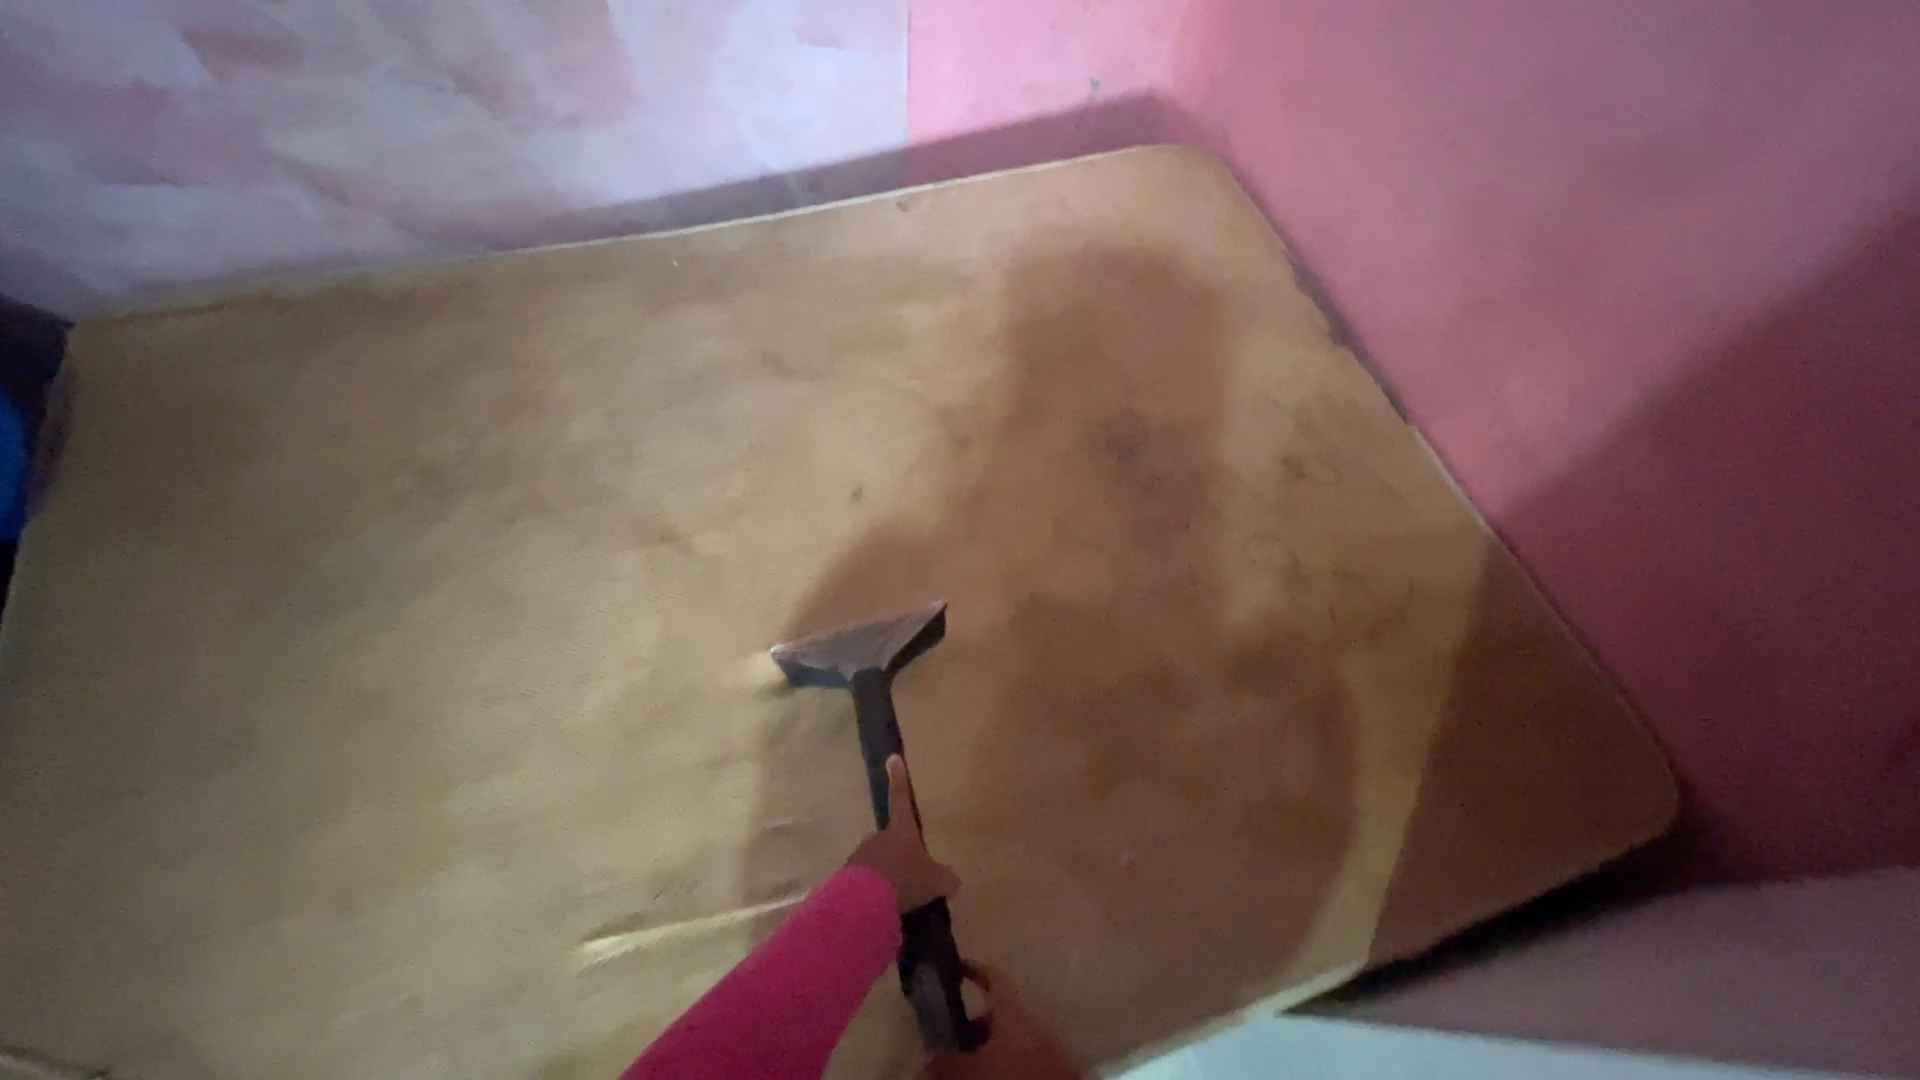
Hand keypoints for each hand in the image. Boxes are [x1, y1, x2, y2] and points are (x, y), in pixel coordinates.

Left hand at [846, 755, 959, 911]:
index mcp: (901, 830)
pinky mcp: (847, 878)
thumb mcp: (936, 881)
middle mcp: (878, 837)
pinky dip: (874, 891)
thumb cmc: (905, 880)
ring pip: (877, 861)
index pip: (901, 798)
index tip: (892, 757)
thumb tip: (953, 879)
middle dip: (898, 851)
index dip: (899, 778)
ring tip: (898, 896)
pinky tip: (883, 907)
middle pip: (890, 838)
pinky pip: (865, 881)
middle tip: (910, 871)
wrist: (864, 902)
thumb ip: (946, 877)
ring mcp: (860, 856)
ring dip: (886, 873)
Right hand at [924, 962, 1083, 1079]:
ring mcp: (1049, 1046)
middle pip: (999, 1014)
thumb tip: (927, 1058)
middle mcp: (1034, 1022)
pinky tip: (992, 1074)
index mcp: (1013, 1013)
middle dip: (974, 1027)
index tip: (956, 966)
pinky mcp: (1057, 1068)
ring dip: (989, 1048)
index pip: (993, 977)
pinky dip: (1005, 1062)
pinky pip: (1024, 1056)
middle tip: (953, 1045)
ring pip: (1011, 1038)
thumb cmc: (1010, 1079)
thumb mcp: (971, 1072)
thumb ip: (946, 1062)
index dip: (974, 969)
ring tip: (970, 1067)